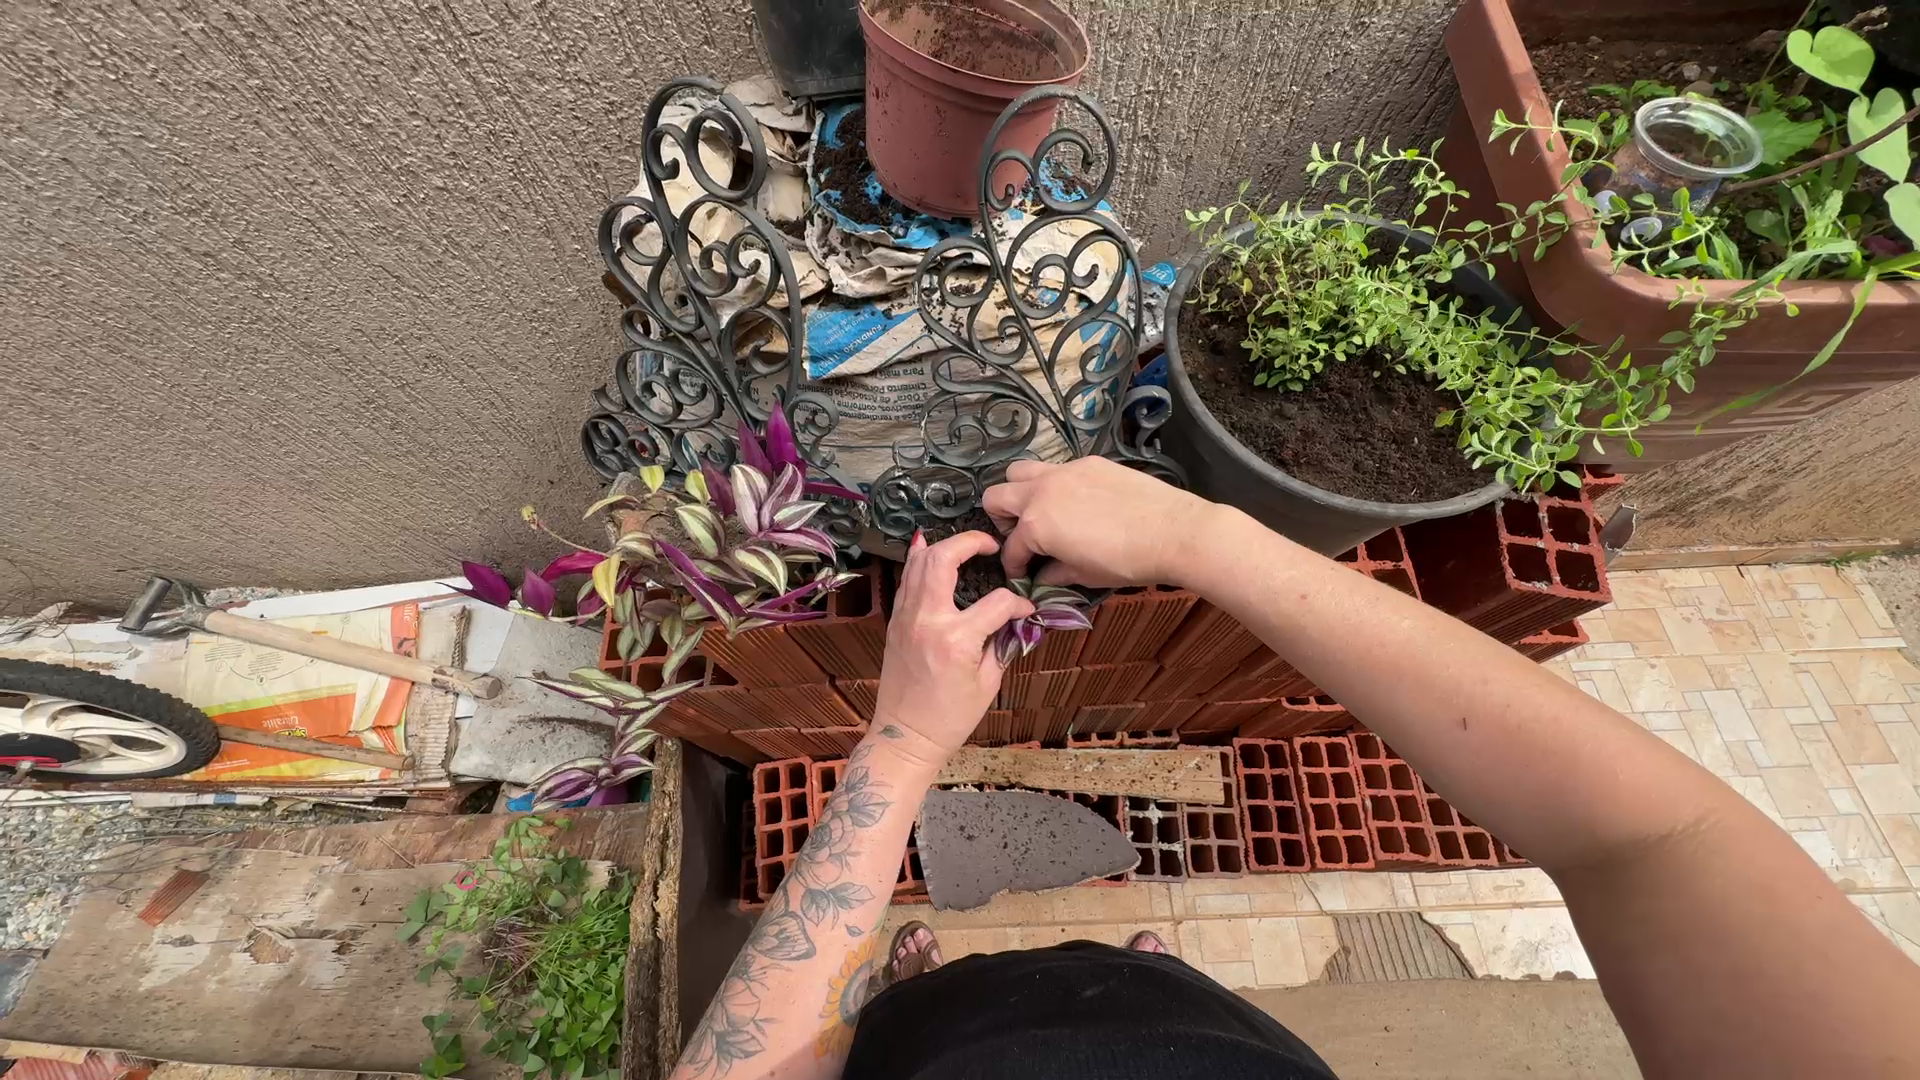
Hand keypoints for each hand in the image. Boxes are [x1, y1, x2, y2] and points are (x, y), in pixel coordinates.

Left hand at [871, 532, 1034, 766]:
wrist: (905, 736)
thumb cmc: (950, 717)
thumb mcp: (988, 683)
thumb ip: (1003, 644)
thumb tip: (1015, 618)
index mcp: (956, 639)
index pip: (997, 603)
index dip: (1018, 604)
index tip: (1026, 610)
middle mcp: (927, 620)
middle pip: (943, 559)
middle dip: (969, 542)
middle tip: (989, 545)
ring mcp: (906, 617)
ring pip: (918, 563)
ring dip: (942, 546)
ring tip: (965, 545)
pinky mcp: (895, 621)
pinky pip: (907, 580)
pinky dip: (919, 561)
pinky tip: (929, 548)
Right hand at [982, 458, 1214, 587]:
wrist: (1172, 531)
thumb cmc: (1125, 561)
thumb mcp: (1085, 576)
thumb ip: (1055, 574)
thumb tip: (1042, 577)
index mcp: (1035, 525)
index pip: (1011, 548)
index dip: (1013, 566)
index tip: (1022, 573)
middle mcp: (1041, 492)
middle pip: (996, 496)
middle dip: (1001, 520)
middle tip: (1022, 536)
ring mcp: (1064, 472)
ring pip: (1019, 471)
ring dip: (1020, 492)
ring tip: (1041, 511)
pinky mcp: (1088, 462)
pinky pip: (1056, 468)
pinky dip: (1054, 485)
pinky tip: (1076, 502)